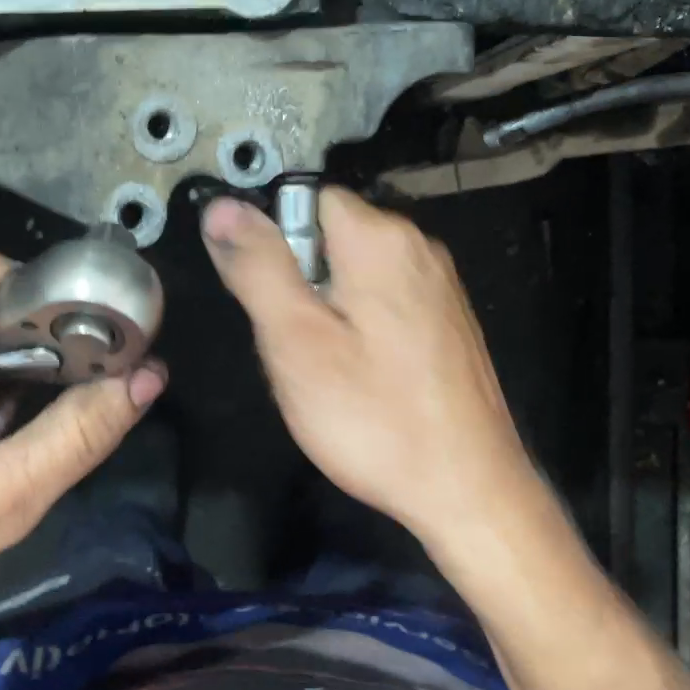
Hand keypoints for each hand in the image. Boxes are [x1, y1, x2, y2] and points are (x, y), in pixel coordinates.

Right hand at [202, 189, 540, 548]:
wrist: (467, 489)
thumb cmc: (373, 418)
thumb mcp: (295, 342)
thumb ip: (257, 268)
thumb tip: (222, 208)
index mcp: (381, 239)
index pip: (307, 200)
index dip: (276, 245)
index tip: (273, 303)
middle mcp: (420, 249)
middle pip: (333, 239)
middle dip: (301, 284)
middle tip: (296, 349)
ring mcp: (442, 288)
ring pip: (358, 277)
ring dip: (330, 313)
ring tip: (329, 373)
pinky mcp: (450, 325)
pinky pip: (388, 306)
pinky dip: (364, 333)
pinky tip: (364, 383)